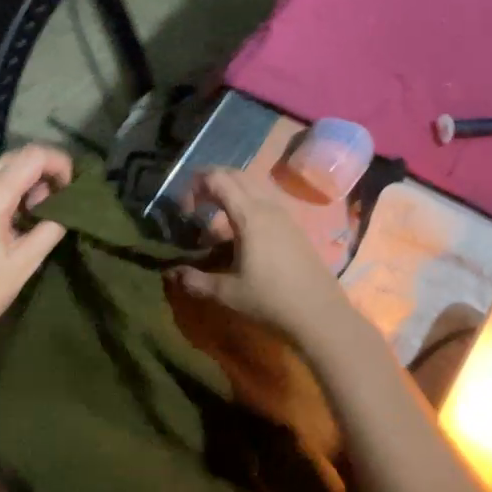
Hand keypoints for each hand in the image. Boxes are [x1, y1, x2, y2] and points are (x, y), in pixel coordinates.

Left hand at [0, 144, 72, 348]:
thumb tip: (64, 207)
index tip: (70, 185)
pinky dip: (0, 189)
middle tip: (55, 198)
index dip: (58, 163)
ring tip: (33, 210)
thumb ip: (50, 226)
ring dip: (20, 179)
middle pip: (13, 156)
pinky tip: (7, 217)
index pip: (32, 156)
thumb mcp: (26, 263)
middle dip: (41, 169)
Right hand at [169, 167, 352, 342]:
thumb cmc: (271, 301)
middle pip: (236, 176)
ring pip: (253, 186)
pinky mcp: (294, 227)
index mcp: (250, 215)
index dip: (197, 185)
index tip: (184, 208)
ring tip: (213, 216)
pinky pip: (265, 201)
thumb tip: (171, 273)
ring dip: (230, 192)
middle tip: (193, 202)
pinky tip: (239, 232)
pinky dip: (246, 204)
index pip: (219, 179)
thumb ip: (195, 280)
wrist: (320, 315)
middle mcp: (268, 207)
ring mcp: (284, 215)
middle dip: (211, 181)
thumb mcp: (227, 293)